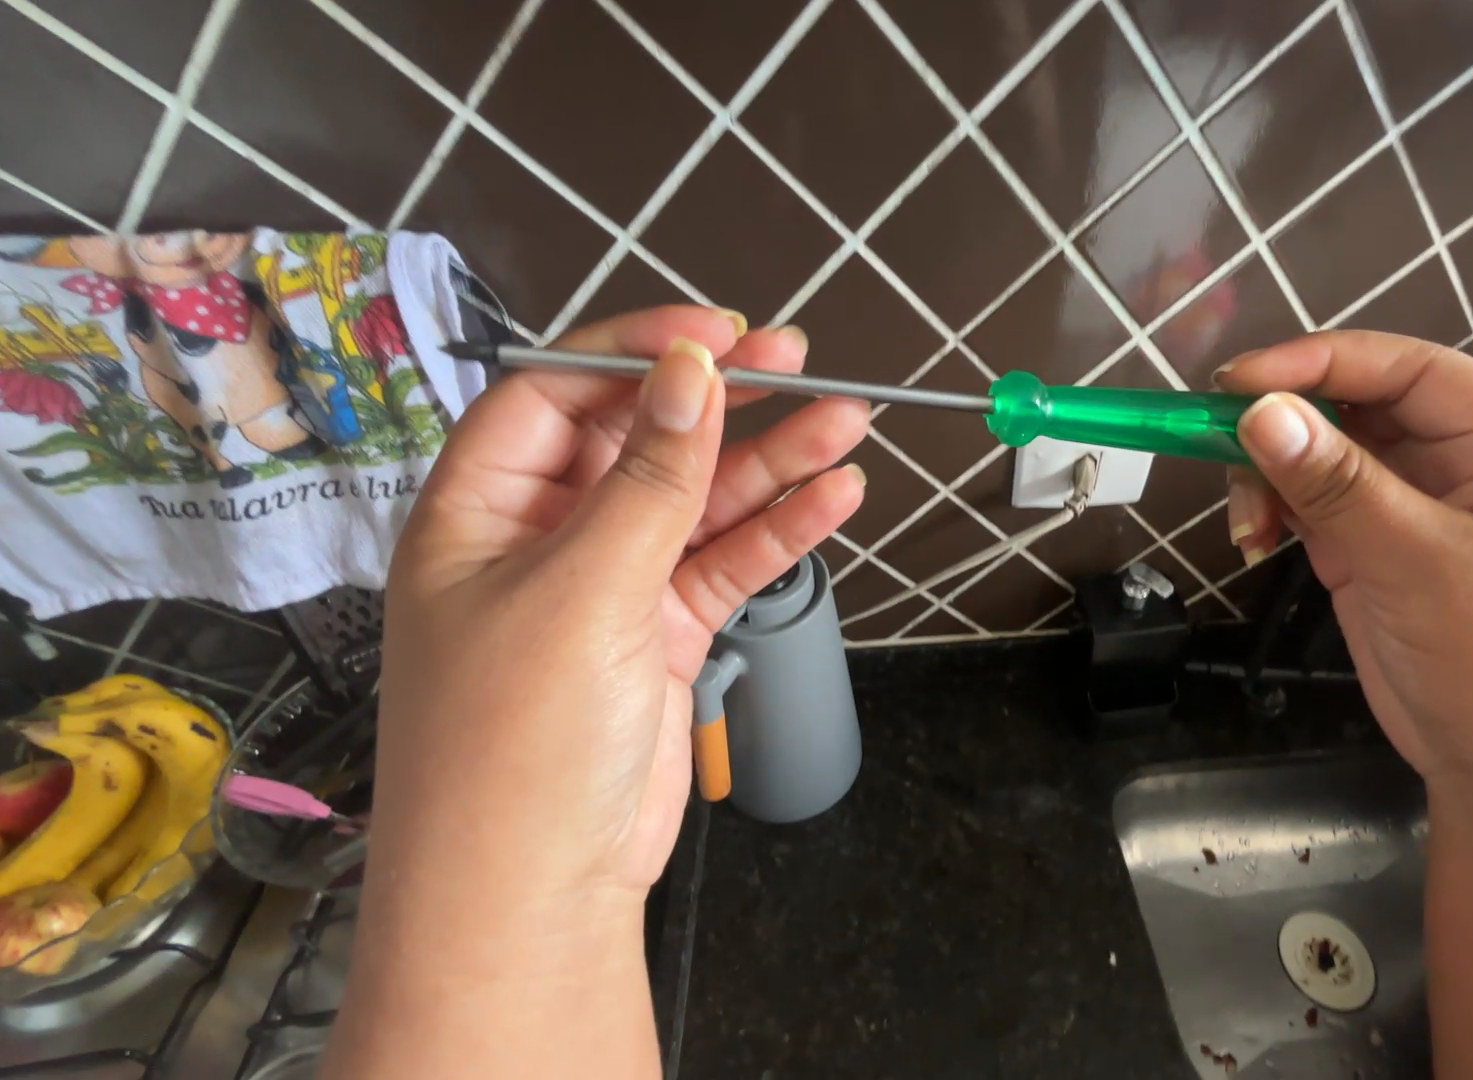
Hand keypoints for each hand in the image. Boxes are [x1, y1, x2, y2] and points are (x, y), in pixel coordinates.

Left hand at [378, 307, 868, 899]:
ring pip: (704, 501)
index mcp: (484, 508)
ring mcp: (617, 581)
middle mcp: (550, 534)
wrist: (543, 891)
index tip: (721, 337)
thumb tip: (690, 373)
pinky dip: (782, 531)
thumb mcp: (582, 591)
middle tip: (803, 362)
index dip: (638, 354)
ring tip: (849, 424)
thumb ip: (647, 480)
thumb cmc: (517, 741)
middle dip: (727, 402)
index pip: (560, 393)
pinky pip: (730, 560)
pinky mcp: (668, 626)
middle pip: (648, 440)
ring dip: (776, 464)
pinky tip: (835, 498)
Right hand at [1216, 332, 1472, 789]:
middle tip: (1218, 442)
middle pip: (1356, 411)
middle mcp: (1457, 469)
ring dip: (1270, 478)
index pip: (1412, 373)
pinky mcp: (1368, 553)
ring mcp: (1407, 513)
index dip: (1325, 362)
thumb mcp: (1420, 564)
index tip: (1241, 380)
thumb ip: (1338, 485)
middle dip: (1286, 426)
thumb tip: (1257, 412)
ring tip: (1247, 528)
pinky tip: (1254, 544)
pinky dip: (1272, 516)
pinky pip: (1308, 508)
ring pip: (1321, 459)